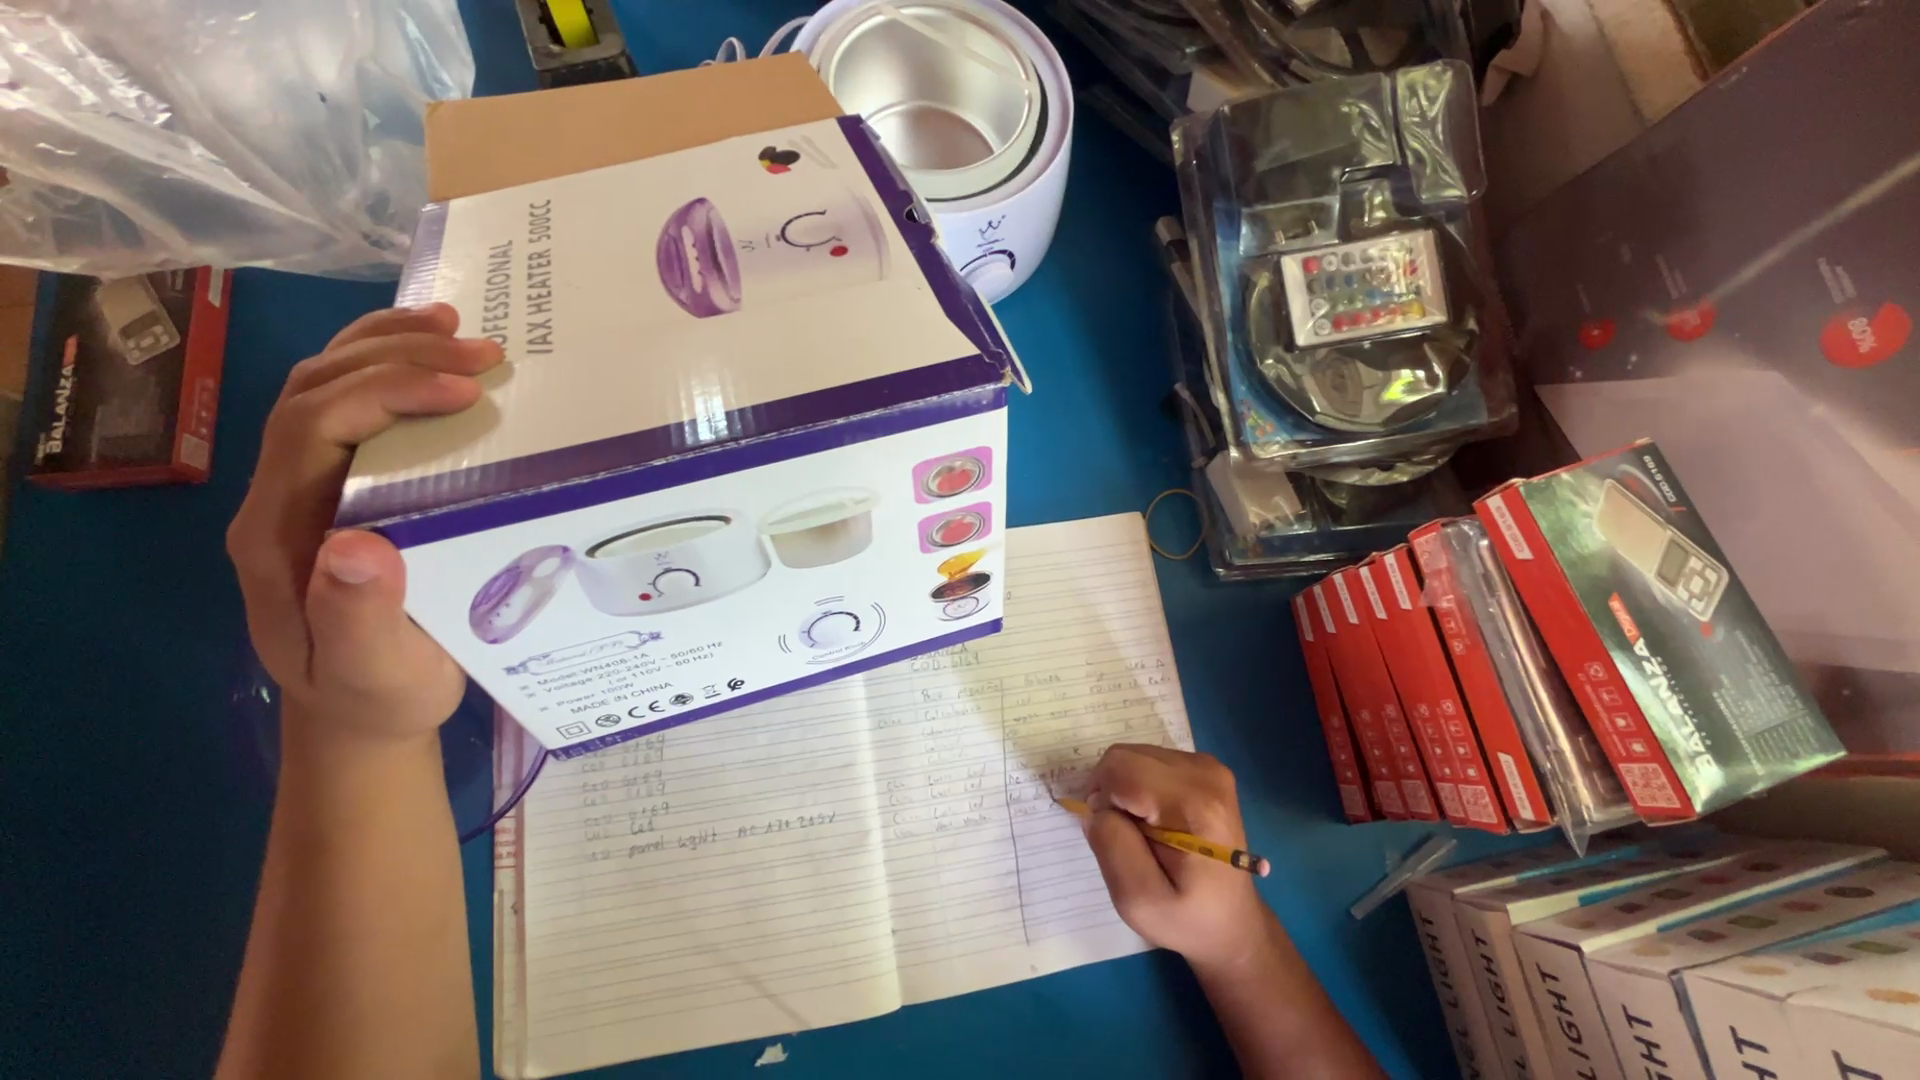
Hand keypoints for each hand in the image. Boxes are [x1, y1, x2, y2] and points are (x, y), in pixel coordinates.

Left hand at [227, 305, 502, 744]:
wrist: (357, 711)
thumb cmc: (377, 693)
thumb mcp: (372, 671)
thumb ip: (356, 616)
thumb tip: (357, 542)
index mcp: (280, 532)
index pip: (313, 428)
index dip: (385, 394)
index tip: (465, 391)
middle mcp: (280, 495)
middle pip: (315, 390)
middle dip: (395, 356)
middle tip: (483, 353)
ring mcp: (305, 485)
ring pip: (325, 384)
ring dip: (389, 346)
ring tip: (459, 330)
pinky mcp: (339, 486)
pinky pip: (349, 405)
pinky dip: (387, 366)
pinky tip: (430, 352)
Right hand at [1081, 745, 1275, 972]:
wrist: (1232, 923)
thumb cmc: (1187, 918)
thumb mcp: (1138, 900)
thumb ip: (1111, 846)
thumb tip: (1095, 806)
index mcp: (1195, 803)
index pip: (1119, 769)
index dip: (1100, 799)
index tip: (1113, 836)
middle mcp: (1206, 773)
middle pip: (1125, 757)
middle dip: (1111, 793)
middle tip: (1126, 836)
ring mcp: (1208, 767)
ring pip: (1133, 756)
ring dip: (1124, 790)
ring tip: (1143, 831)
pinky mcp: (1205, 768)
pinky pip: (1148, 761)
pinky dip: (1138, 787)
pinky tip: (1155, 819)